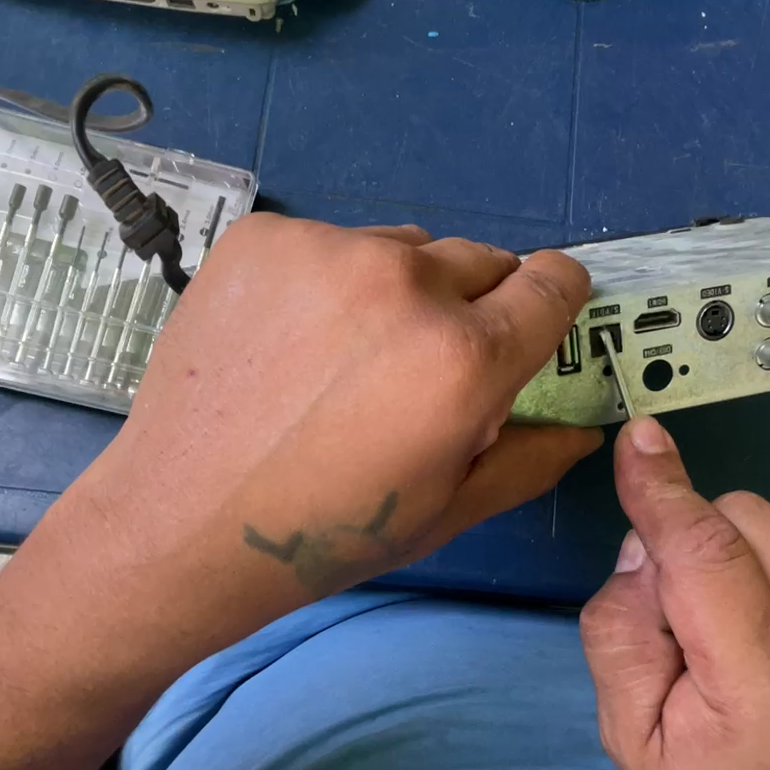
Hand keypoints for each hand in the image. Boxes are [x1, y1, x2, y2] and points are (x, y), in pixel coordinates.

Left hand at [63, 214, 600, 635]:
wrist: (184, 522)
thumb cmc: (330, 532)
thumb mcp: (447, 511)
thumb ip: (531, 460)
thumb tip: (585, 427)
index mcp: (465, 358)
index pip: (554, 281)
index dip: (551, 301)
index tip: (531, 321)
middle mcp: (405, 284)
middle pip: (483, 259)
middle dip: (473, 306)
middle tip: (421, 364)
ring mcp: (328, 249)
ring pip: (405, 248)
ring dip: (401, 289)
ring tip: (346, 354)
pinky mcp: (264, 237)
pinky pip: (333, 243)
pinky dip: (331, 281)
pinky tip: (290, 339)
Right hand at [579, 415, 769, 769]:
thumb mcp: (629, 737)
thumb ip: (620, 630)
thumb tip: (648, 543)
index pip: (710, 560)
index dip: (666, 495)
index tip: (639, 440)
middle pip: (749, 521)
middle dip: (696, 539)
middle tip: (684, 617)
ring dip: (739, 557)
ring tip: (738, 634)